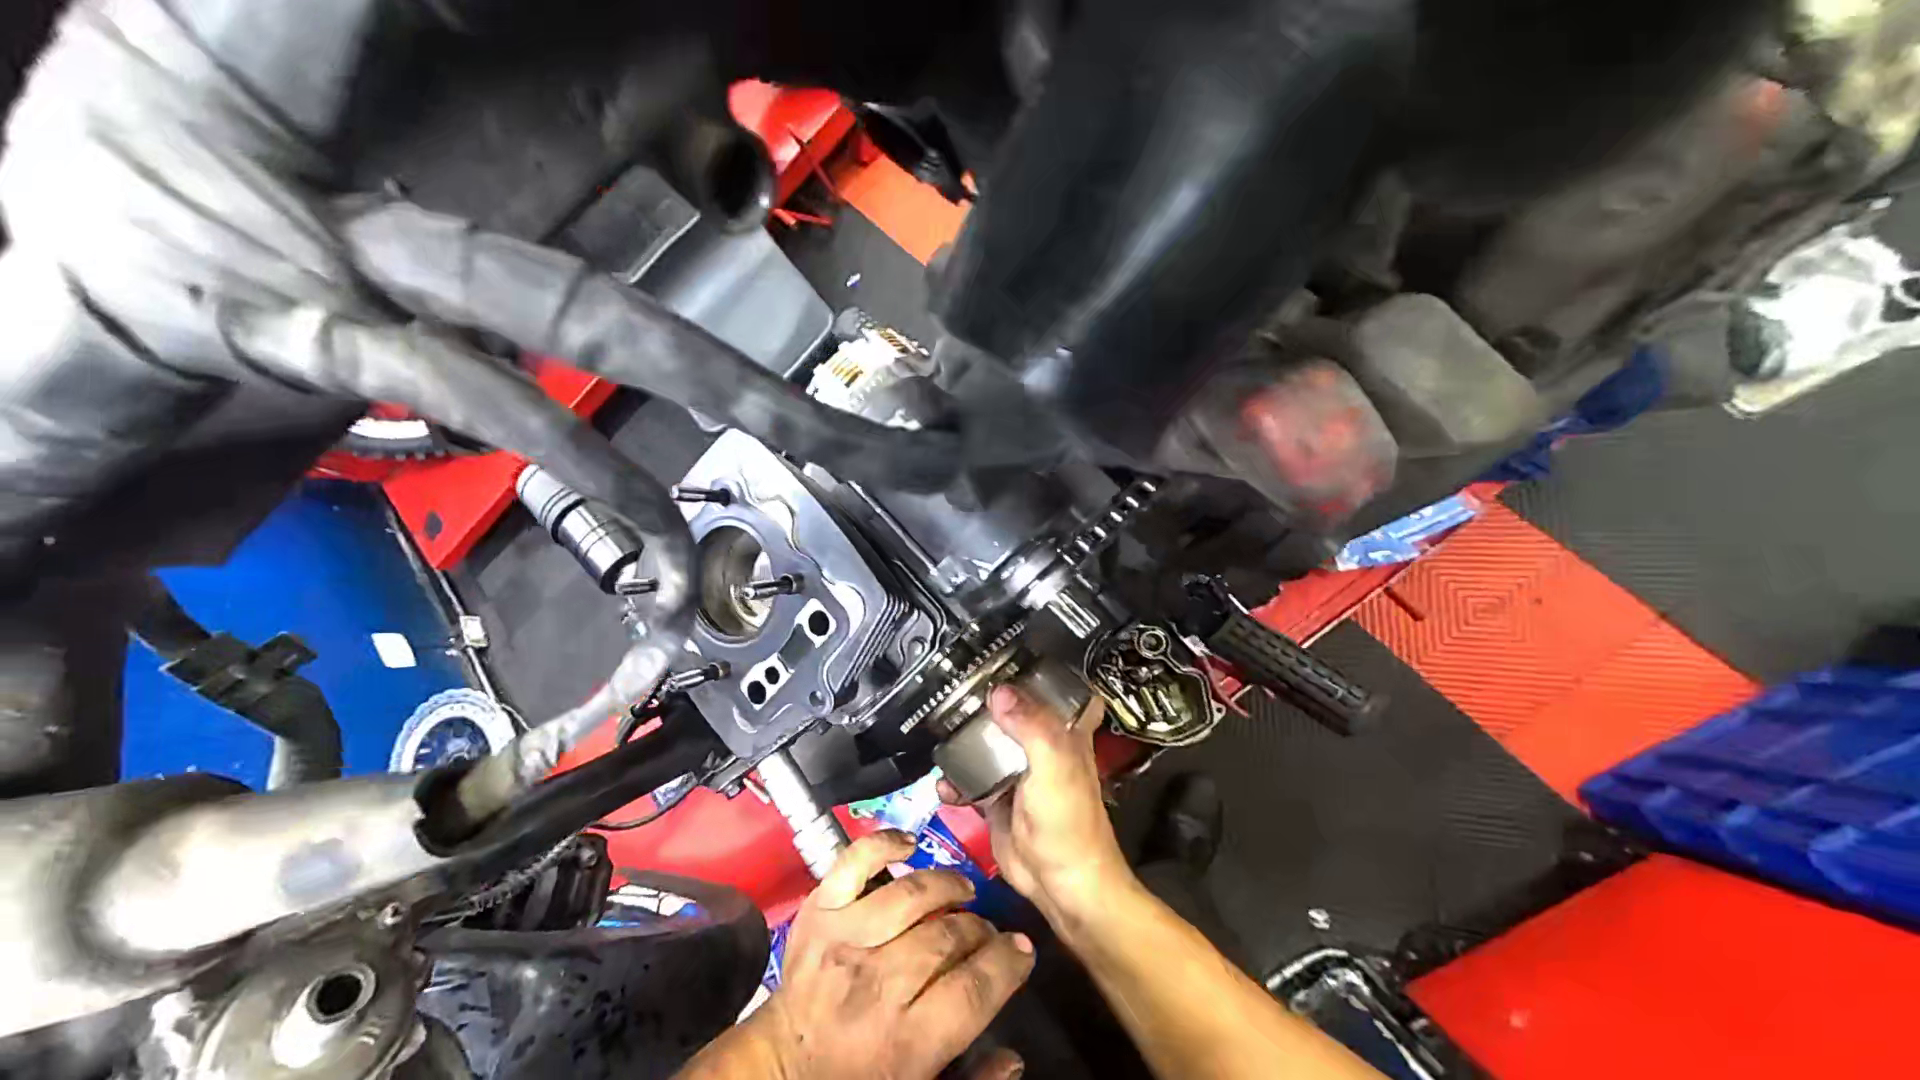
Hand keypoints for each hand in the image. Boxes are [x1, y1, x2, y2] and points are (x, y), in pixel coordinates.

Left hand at [715, 831, 1032, 1079]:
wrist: (781, 1064)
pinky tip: (910, 844)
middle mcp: (876, 983)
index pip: (973, 989)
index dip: (1007, 964)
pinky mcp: (821, 910)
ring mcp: (845, 938)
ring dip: (948, 886)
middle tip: (988, 932)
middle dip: (980, 929)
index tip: (1022, 950)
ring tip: (964, 891)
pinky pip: (856, 862)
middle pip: (947, 937)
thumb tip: (1014, 1055)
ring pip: (913, 895)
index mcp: (904, 1041)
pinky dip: (885, 844)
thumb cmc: (856, 1078)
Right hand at [940, 686, 1136, 927]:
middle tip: (961, 692)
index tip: (1017, 658)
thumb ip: (1032, 727)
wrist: (1061, 884)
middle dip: (990, 704)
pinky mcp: (998, 802)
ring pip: (989, 745)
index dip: (1045, 673)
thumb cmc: (1070, 825)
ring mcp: (1018, 775)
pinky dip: (955, 780)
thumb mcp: (1055, 766)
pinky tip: (945, 782)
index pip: (1061, 692)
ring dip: (966, 740)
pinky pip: (971, 782)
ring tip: (943, 733)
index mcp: (1065, 736)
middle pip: (1016, 714)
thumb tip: (1001, 693)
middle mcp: (1042, 749)